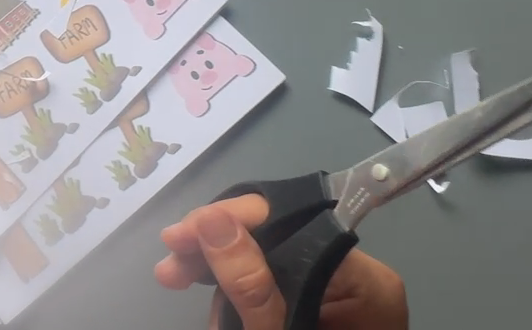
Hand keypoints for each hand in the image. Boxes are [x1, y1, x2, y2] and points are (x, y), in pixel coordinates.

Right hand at [154, 196, 407, 329]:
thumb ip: (250, 285)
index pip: (283, 221)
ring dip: (215, 274)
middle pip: (267, 237)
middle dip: (212, 249)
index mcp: (362, 282)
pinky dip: (235, 295)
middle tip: (169, 268)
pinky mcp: (317, 306)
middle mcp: (353, 277)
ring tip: (176, 284)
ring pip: (259, 258)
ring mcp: (335, 292)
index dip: (226, 220)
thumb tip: (210, 219)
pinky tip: (216, 311)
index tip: (177, 239)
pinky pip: (266, 282)